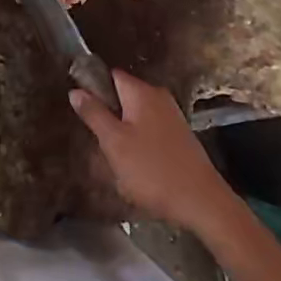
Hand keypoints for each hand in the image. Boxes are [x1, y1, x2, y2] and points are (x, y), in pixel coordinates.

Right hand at [70, 69, 240, 233]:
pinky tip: (138, 169)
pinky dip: (141, 145)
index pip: (109, 75)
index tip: (82, 109)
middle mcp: (158, 97)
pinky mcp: (181, 139)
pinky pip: (150, 132)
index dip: (92, 87)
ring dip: (124, 134)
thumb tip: (76, 91)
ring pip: (136, 117)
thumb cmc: (153, 170)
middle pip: (122, 97)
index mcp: (141, 92)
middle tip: (99, 140)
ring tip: (117, 160)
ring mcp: (173, 118)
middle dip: (108, 116)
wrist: (204, 205)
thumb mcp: (114, 142)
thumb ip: (93, 113)